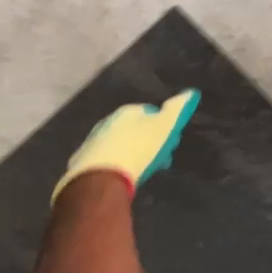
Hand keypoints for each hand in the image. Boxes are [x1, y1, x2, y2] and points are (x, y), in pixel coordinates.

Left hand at [53, 90, 199, 202]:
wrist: (98, 180)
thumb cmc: (137, 150)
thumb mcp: (165, 127)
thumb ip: (178, 109)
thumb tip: (191, 92)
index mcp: (127, 112)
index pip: (150, 113)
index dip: (162, 127)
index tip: (169, 143)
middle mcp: (107, 122)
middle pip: (132, 129)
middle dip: (146, 141)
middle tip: (157, 159)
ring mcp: (91, 142)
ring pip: (117, 145)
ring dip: (129, 154)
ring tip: (140, 171)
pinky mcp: (80, 164)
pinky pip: (103, 162)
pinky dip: (112, 166)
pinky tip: (119, 178)